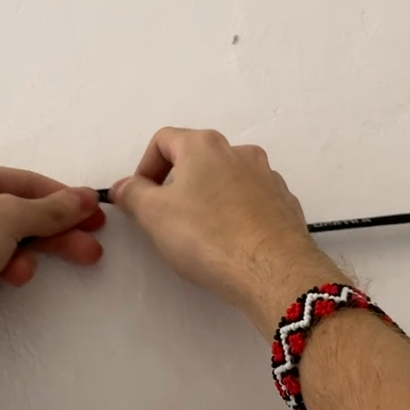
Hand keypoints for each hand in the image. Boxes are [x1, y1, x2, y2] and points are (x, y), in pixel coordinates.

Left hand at [0, 161, 104, 388]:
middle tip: (88, 251)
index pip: (25, 182)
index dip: (63, 200)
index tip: (95, 218)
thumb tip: (85, 197)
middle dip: (51, 235)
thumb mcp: (6, 218)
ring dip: (16, 261)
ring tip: (18, 277)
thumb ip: (49, 209)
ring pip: (0, 246)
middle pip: (17, 215)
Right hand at [109, 128, 349, 329]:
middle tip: (167, 218)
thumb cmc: (207, 236)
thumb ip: (133, 194)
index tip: (141, 198)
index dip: (145, 166)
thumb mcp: (154, 215)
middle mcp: (239, 151)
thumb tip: (125, 185)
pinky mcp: (284, 202)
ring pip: (227, 178)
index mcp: (205, 145)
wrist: (273, 269)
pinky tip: (232, 241)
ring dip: (208, 197)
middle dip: (177, 183)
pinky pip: (251, 199)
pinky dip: (236, 212)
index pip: (164, 140)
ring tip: (201, 232)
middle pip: (198, 157)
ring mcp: (267, 175)